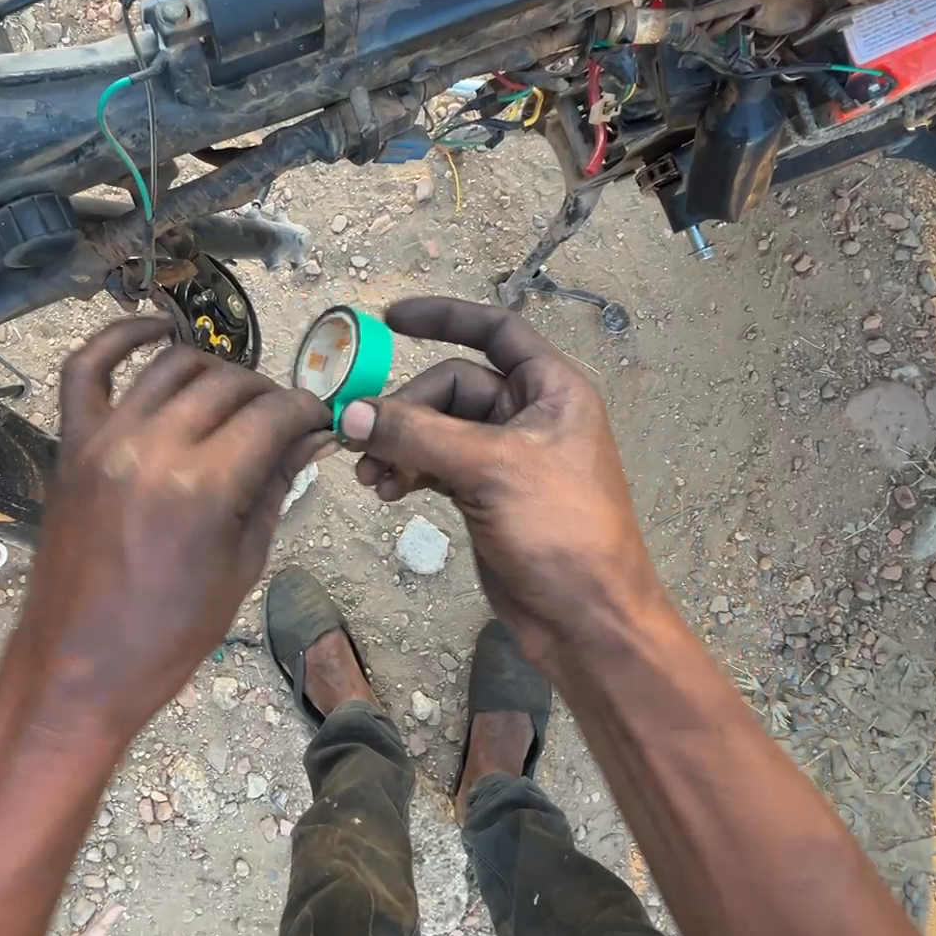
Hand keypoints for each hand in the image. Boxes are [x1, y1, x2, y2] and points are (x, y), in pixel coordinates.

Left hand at [15, 318, 331, 735]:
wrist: (77, 668)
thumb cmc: (171, 633)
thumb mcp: (243, 564)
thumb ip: (276, 486)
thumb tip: (312, 436)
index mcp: (205, 486)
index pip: (272, 414)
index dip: (307, 410)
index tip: (319, 419)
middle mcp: (154, 446)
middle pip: (227, 384)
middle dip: (268, 394)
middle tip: (281, 419)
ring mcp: (105, 438)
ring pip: (172, 366)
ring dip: (215, 371)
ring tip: (234, 396)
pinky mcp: (71, 444)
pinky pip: (86, 369)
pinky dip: (119, 337)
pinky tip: (156, 329)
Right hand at [342, 297, 657, 665]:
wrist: (584, 619)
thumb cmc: (558, 529)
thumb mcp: (488, 469)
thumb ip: (417, 435)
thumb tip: (351, 413)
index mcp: (550, 389)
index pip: (495, 331)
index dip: (444, 316)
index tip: (389, 319)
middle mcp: (526, 414)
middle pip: (450, 388)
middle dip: (405, 413)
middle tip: (363, 441)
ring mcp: (502, 455)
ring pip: (435, 430)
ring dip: (398, 447)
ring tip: (369, 479)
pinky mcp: (481, 491)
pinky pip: (432, 464)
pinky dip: (406, 472)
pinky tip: (385, 492)